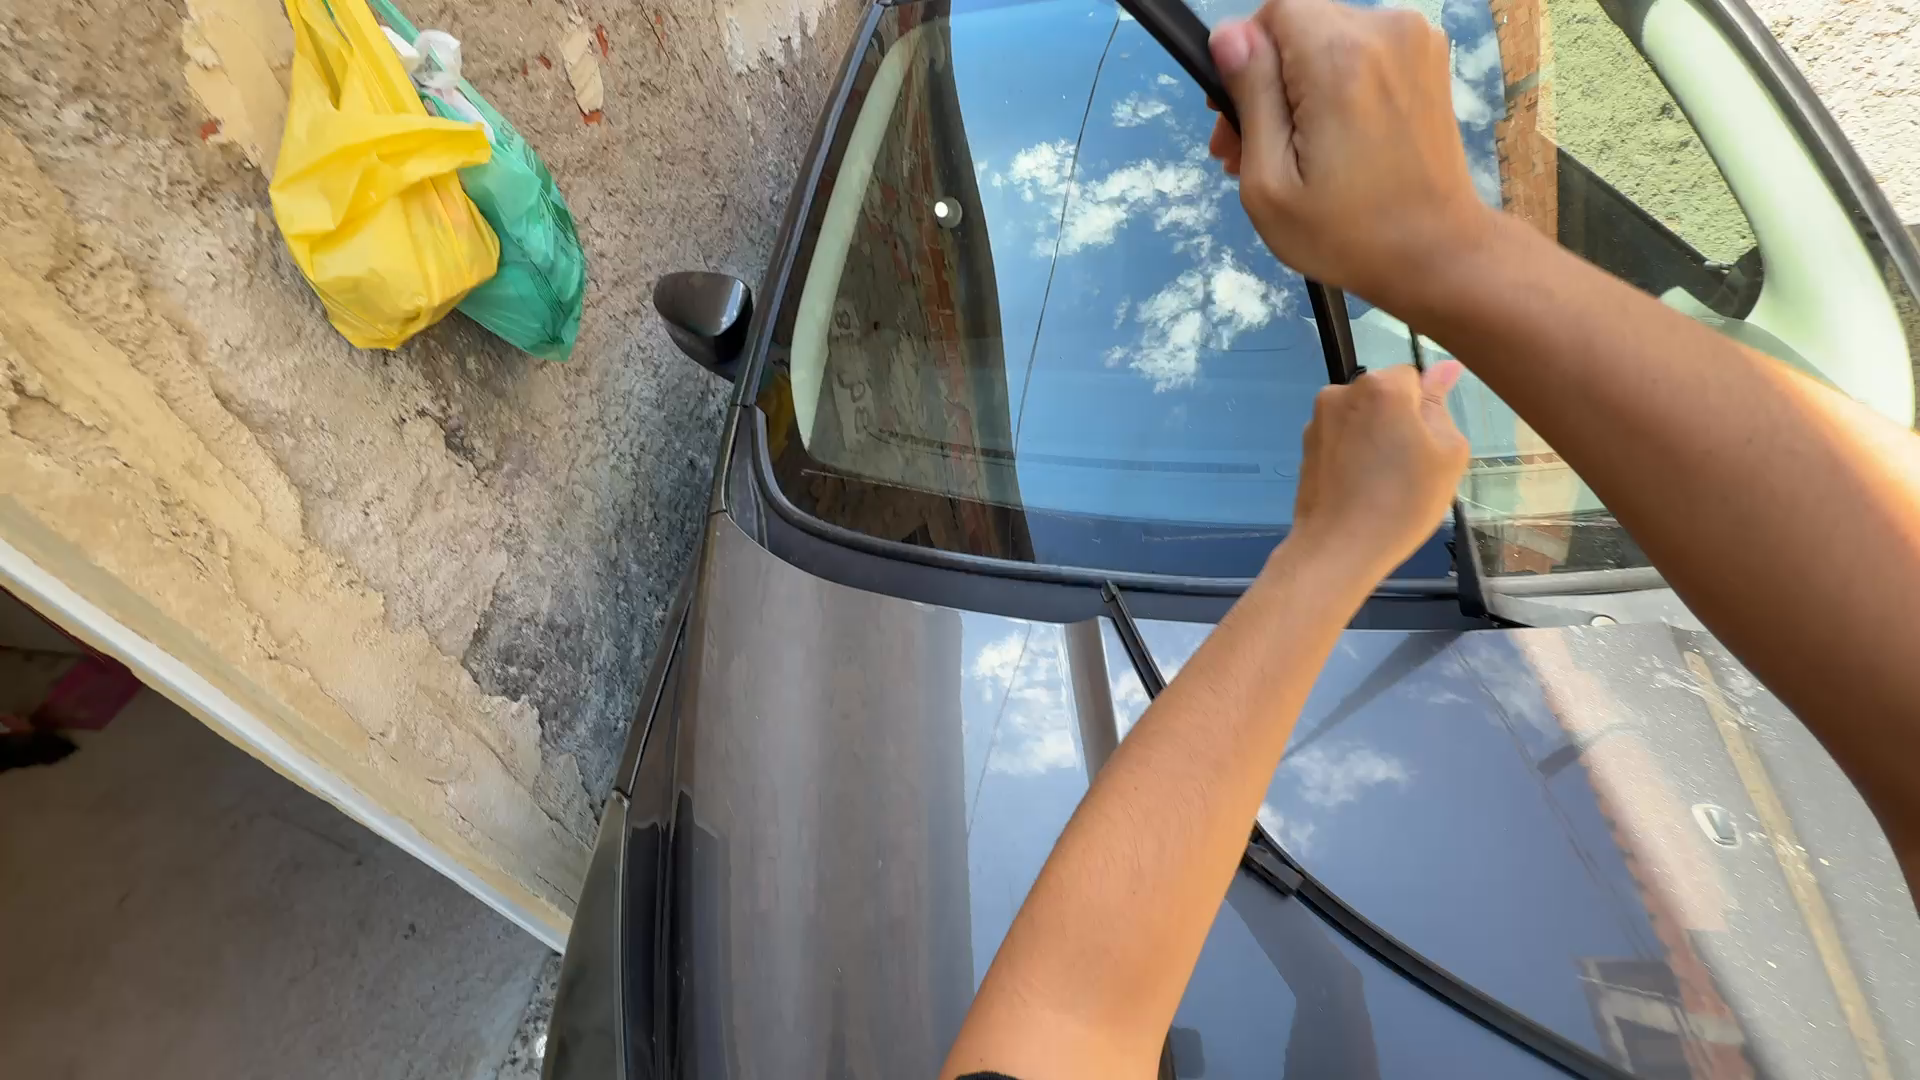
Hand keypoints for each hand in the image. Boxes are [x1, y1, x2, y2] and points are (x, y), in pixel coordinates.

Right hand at [1207, 0, 1494, 308]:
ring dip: (1295, 87)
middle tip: (1243, 151)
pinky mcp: (1427, 59)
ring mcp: (1415, 39)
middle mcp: (1383, 28)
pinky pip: (1360, 54)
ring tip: (1282, 154)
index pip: (1273, 12)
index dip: (1242, 58)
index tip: (1231, 119)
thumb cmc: (1339, 233)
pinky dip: (1331, 88)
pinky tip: (1322, 141)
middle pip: (1300, 25)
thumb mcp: (1269, 180)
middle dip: (1264, 78)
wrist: (1432, 251)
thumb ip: (1251, 97)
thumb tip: (1226, 34)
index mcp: (1338, 58)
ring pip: (1328, 40)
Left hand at [1286, 361, 1470, 580]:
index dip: (1425, 407)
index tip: (1426, 441)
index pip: (1412, 377)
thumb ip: (1439, 404)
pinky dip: (1352, 453)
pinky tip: (1359, 485)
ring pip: (1359, 417)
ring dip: (1373, 436)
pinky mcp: (1304, 448)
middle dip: (1397, 419)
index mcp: (1379, 387)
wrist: (1339, 545)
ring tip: (1382, 478)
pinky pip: (1340, 439)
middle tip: (1408, 463)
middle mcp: (1339, 394)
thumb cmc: (1404, 500)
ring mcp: (1316, 422)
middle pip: (1382, 395)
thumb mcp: (1446, 451)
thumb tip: (1442, 368)